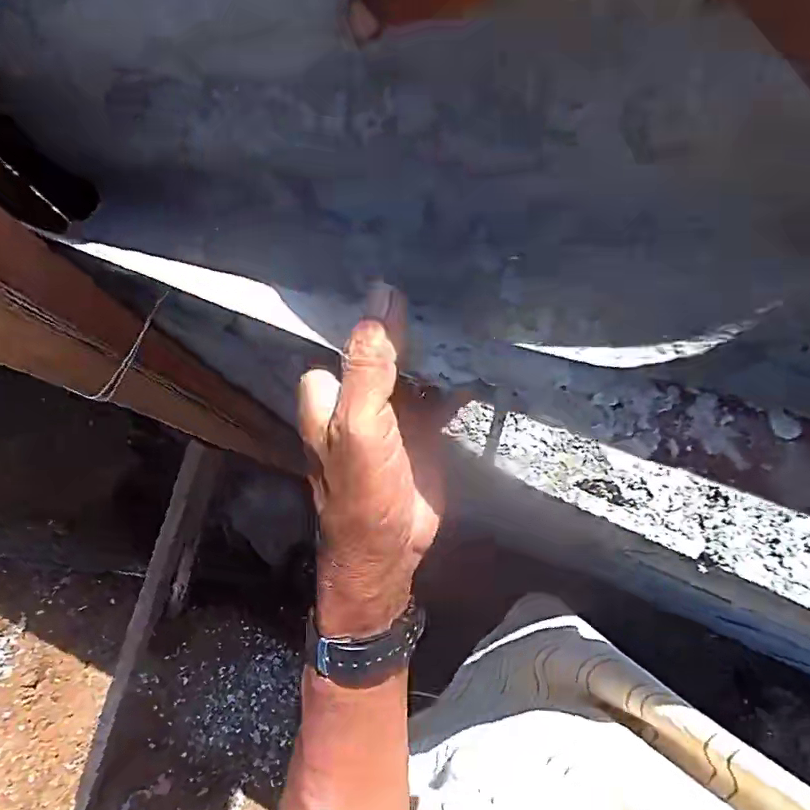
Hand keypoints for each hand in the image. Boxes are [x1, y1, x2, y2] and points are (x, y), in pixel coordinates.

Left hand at [298, 284, 448, 637]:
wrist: (390, 548)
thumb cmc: (361, 489)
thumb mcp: (359, 424)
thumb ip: (368, 365)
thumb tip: (381, 297)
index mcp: (329, 389)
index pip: (346, 331)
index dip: (369, 304)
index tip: (401, 261)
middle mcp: (358, 393)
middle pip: (383, 344)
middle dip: (409, 317)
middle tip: (446, 271)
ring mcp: (393, 409)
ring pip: (413, 364)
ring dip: (435, 342)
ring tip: (468, 296)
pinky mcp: (423, 426)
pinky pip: (439, 390)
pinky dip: (456, 375)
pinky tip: (479, 350)